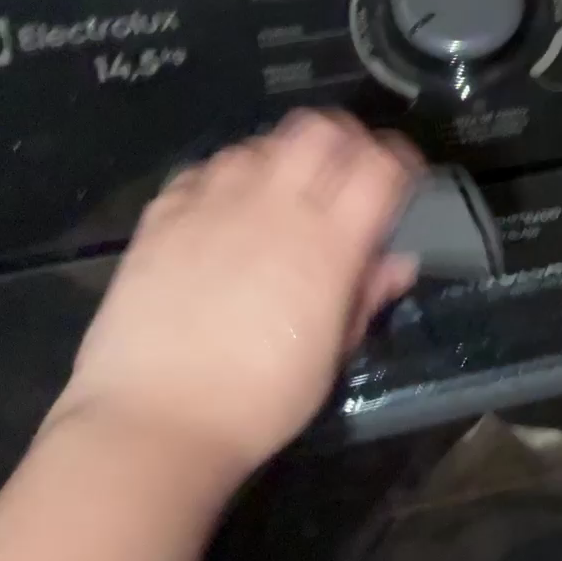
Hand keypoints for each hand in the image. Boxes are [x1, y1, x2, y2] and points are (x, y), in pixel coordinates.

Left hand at [49, 110, 421, 476]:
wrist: (155, 426)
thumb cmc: (266, 395)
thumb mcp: (338, 346)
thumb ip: (367, 291)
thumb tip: (396, 261)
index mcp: (332, 244)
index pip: (380, 168)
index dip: (400, 158)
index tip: (407, 171)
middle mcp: (276, 213)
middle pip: (320, 134)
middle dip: (346, 140)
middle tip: (351, 166)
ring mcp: (211, 214)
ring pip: (260, 145)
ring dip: (286, 155)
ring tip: (291, 182)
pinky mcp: (159, 226)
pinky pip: (201, 172)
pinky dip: (227, 174)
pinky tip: (231, 200)